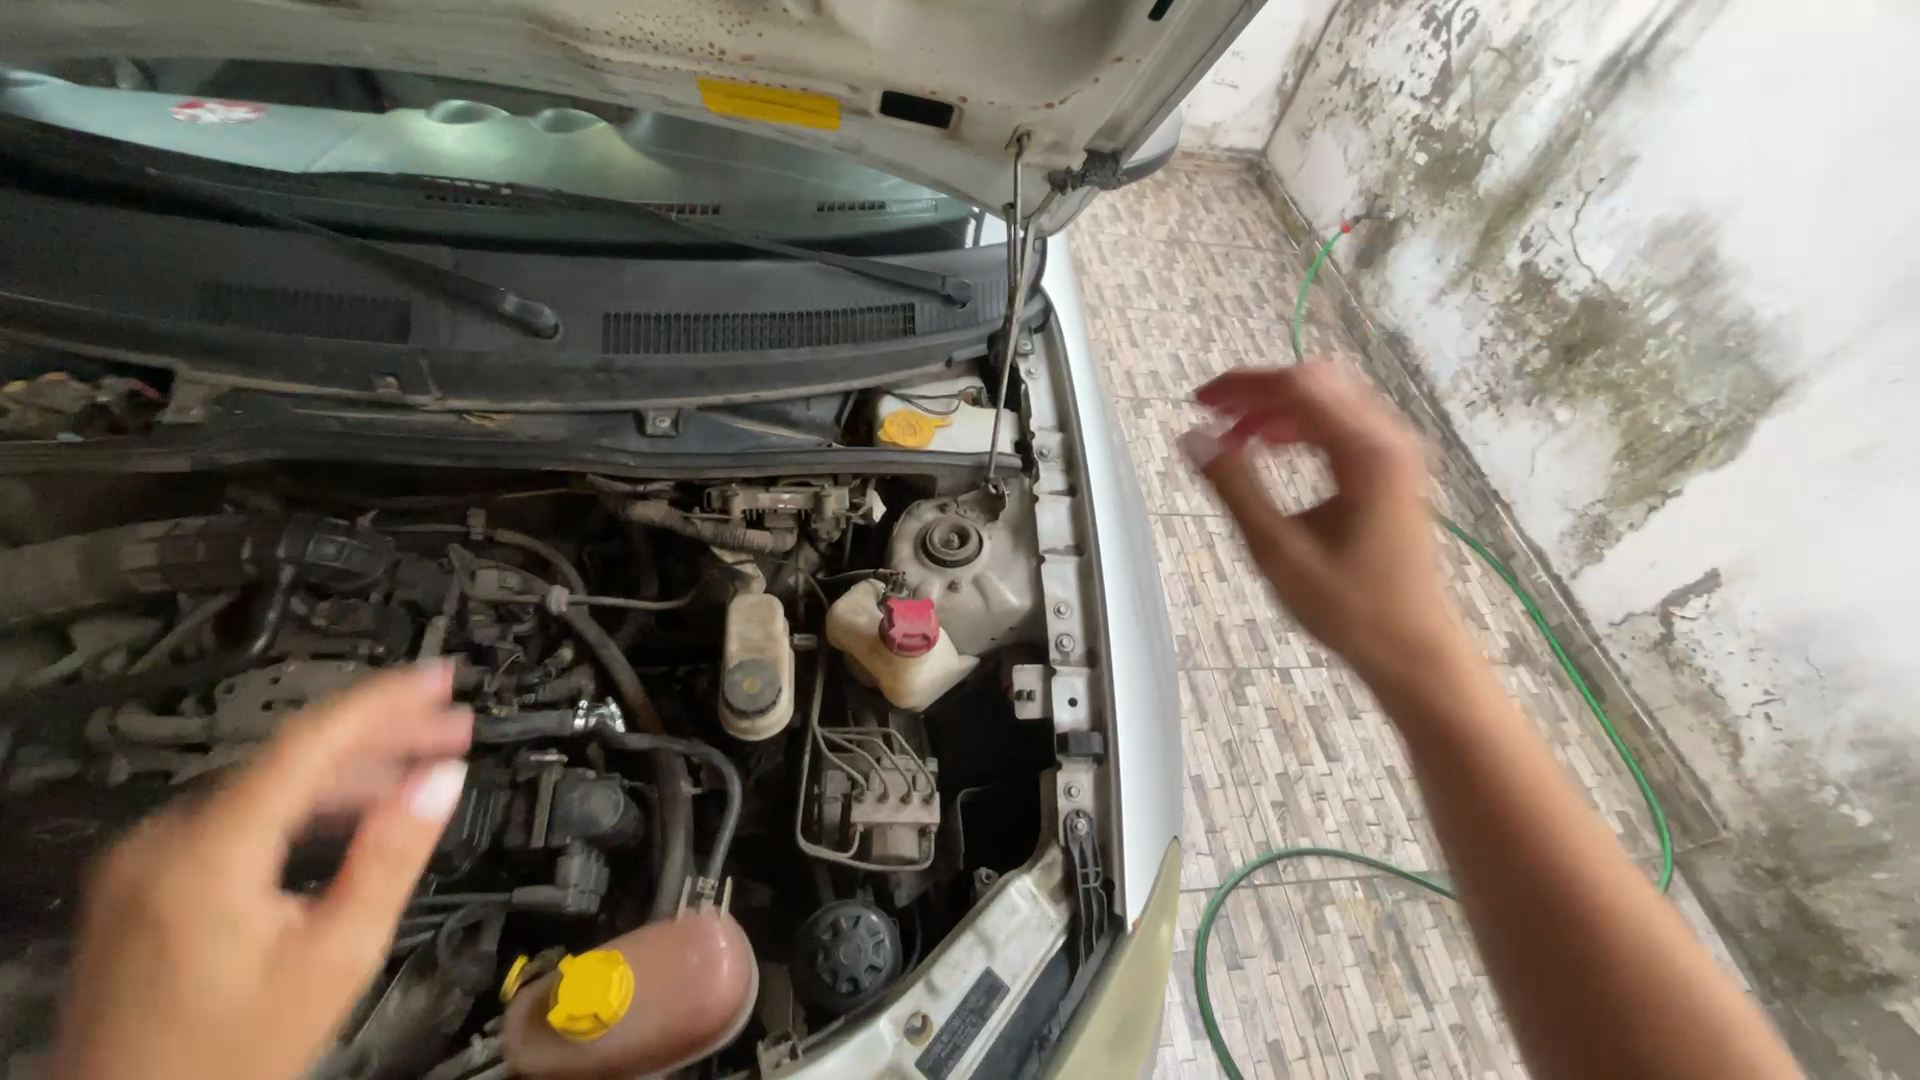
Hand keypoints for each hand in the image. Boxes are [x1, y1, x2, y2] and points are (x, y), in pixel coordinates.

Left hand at [51, 663, 473, 1079]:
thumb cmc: (234, 1050)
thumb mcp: (337, 953)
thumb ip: (393, 854)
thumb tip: (443, 778)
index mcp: (207, 852)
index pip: (310, 741)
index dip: (384, 700)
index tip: (441, 678)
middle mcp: (165, 840)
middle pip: (293, 755)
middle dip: (384, 733)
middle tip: (454, 722)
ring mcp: (150, 858)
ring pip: (273, 780)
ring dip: (356, 766)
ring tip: (428, 759)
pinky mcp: (151, 878)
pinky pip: (248, 811)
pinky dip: (315, 798)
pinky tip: (365, 803)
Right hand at [1182, 363, 1468, 689]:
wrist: (1414, 649)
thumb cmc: (1348, 607)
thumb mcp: (1278, 551)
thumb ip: (1235, 488)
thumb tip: (1191, 440)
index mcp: (1366, 454)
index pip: (1299, 388)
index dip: (1243, 386)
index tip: (1197, 402)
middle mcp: (1388, 440)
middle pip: (1317, 383)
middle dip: (1258, 392)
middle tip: (1211, 416)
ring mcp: (1396, 455)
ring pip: (1331, 400)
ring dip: (1278, 408)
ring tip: (1234, 436)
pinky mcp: (1393, 472)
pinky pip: (1342, 425)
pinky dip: (1300, 426)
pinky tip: (1271, 449)